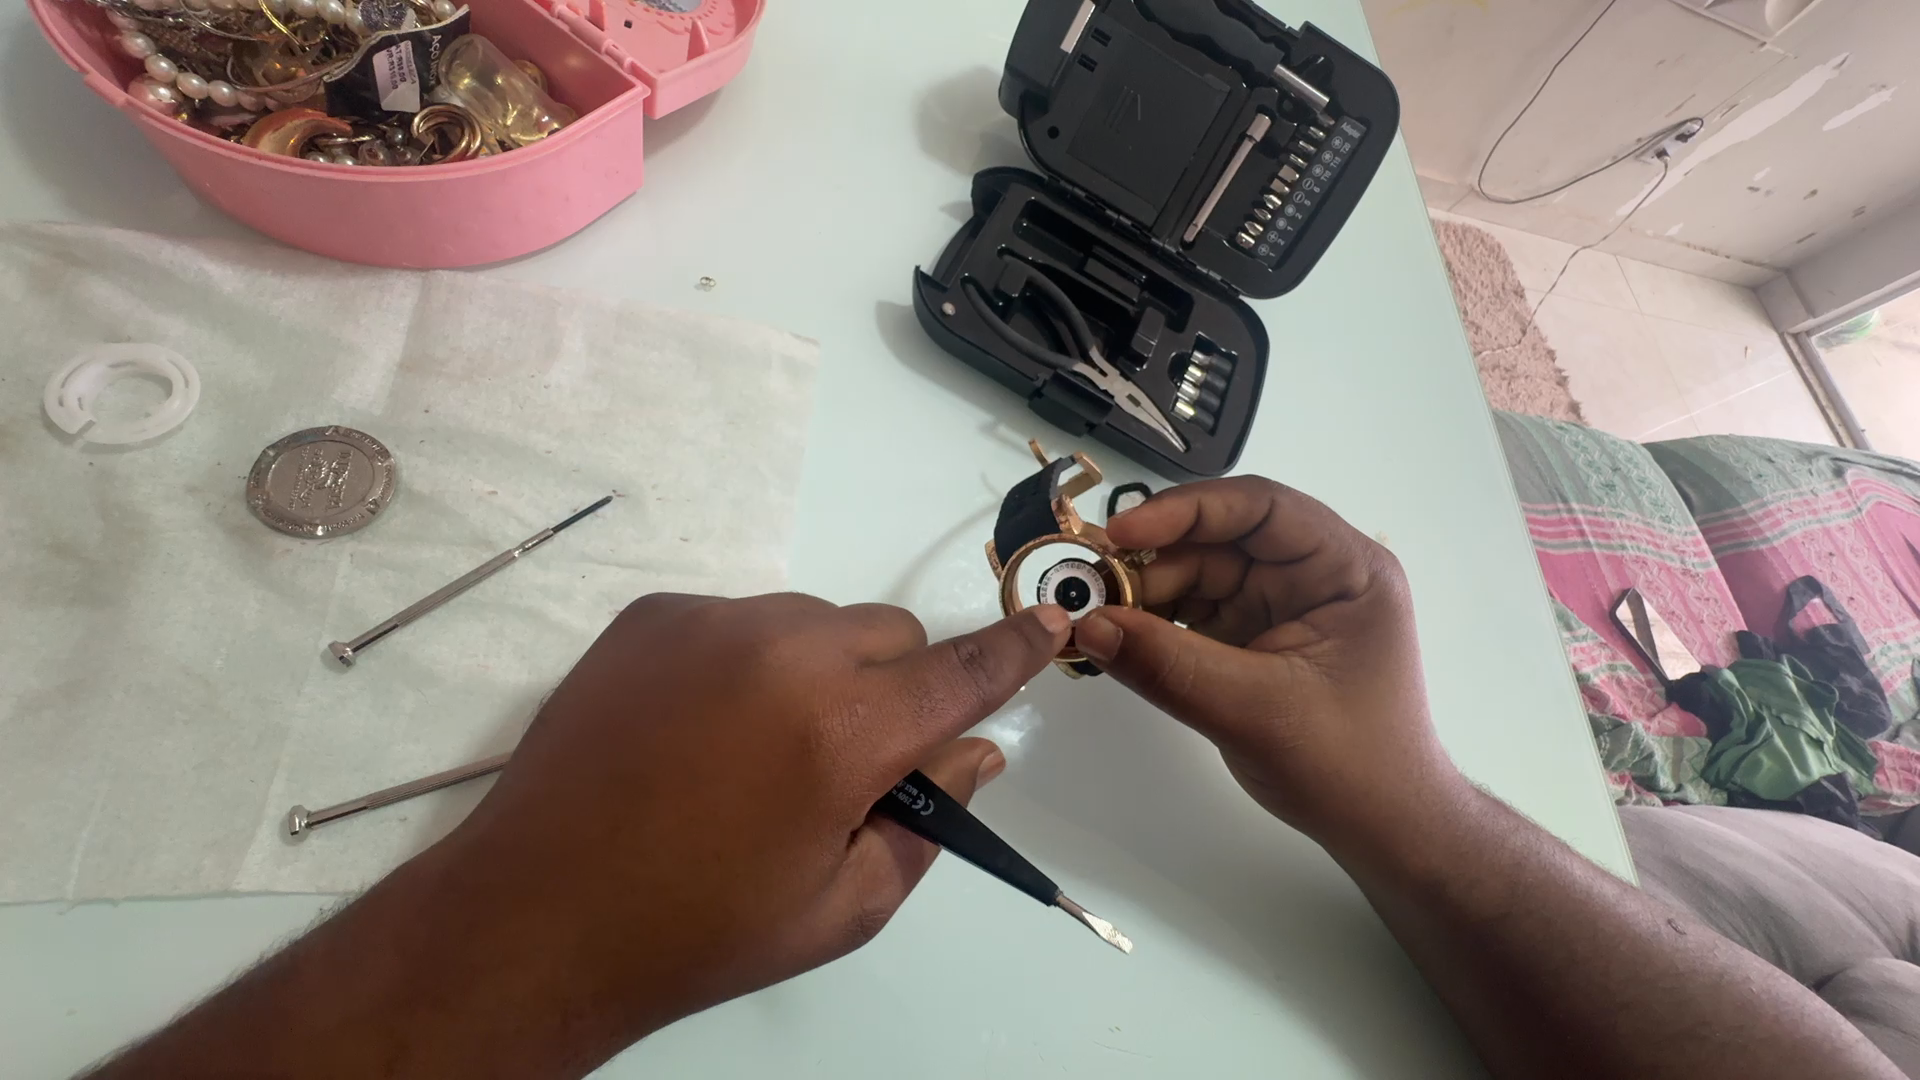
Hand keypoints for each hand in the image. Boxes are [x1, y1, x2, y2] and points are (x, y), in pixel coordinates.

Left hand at [434, 593, 1070, 1047]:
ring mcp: (715, 621)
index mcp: (844, 733)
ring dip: (823, 668)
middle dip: (895, 684)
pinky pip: (744, 618)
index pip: (960, 673)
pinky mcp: (657, 613)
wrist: (532, 917)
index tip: (1049, 619)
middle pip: (892, 633)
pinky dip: (750, 658)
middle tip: (846, 751)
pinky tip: (700, 722)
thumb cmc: (702, 929)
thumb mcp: (844, 906)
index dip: (1012, 649)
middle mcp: (789, 652)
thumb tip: (977, 750)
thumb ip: (929, 819)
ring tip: (760, 741)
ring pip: (819, 620)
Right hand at [1071, 477, 1463, 851]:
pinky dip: (1151, 621)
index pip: (1262, 507)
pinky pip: (1189, 610)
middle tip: (1091, 587)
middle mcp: (1308, 574)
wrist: (1379, 828)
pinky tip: (1117, 635)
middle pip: (1217, 539)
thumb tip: (1089, 627)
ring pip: (1195, 573)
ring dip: (1144, 592)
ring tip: (1097, 618)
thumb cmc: (1347, 766)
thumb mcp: (1254, 711)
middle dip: (1153, 559)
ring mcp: (1276, 604)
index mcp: (1343, 569)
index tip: (1123, 533)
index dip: (1188, 510)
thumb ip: (1168, 667)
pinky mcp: (1249, 635)